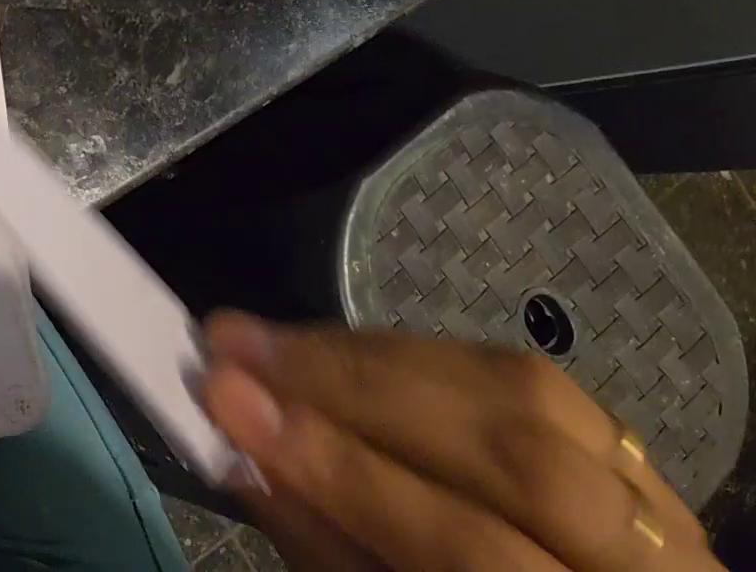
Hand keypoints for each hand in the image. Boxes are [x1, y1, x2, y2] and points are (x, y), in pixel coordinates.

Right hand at [201, 312, 723, 570]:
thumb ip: (315, 532)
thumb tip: (234, 435)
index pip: (473, 552)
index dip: (343, 470)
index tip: (225, 398)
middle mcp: (659, 567)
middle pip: (518, 457)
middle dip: (352, 388)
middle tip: (235, 344)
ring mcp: (654, 495)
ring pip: (523, 394)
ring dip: (367, 356)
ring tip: (265, 336)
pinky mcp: (614, 436)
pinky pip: (510, 371)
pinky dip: (401, 350)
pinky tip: (326, 344)